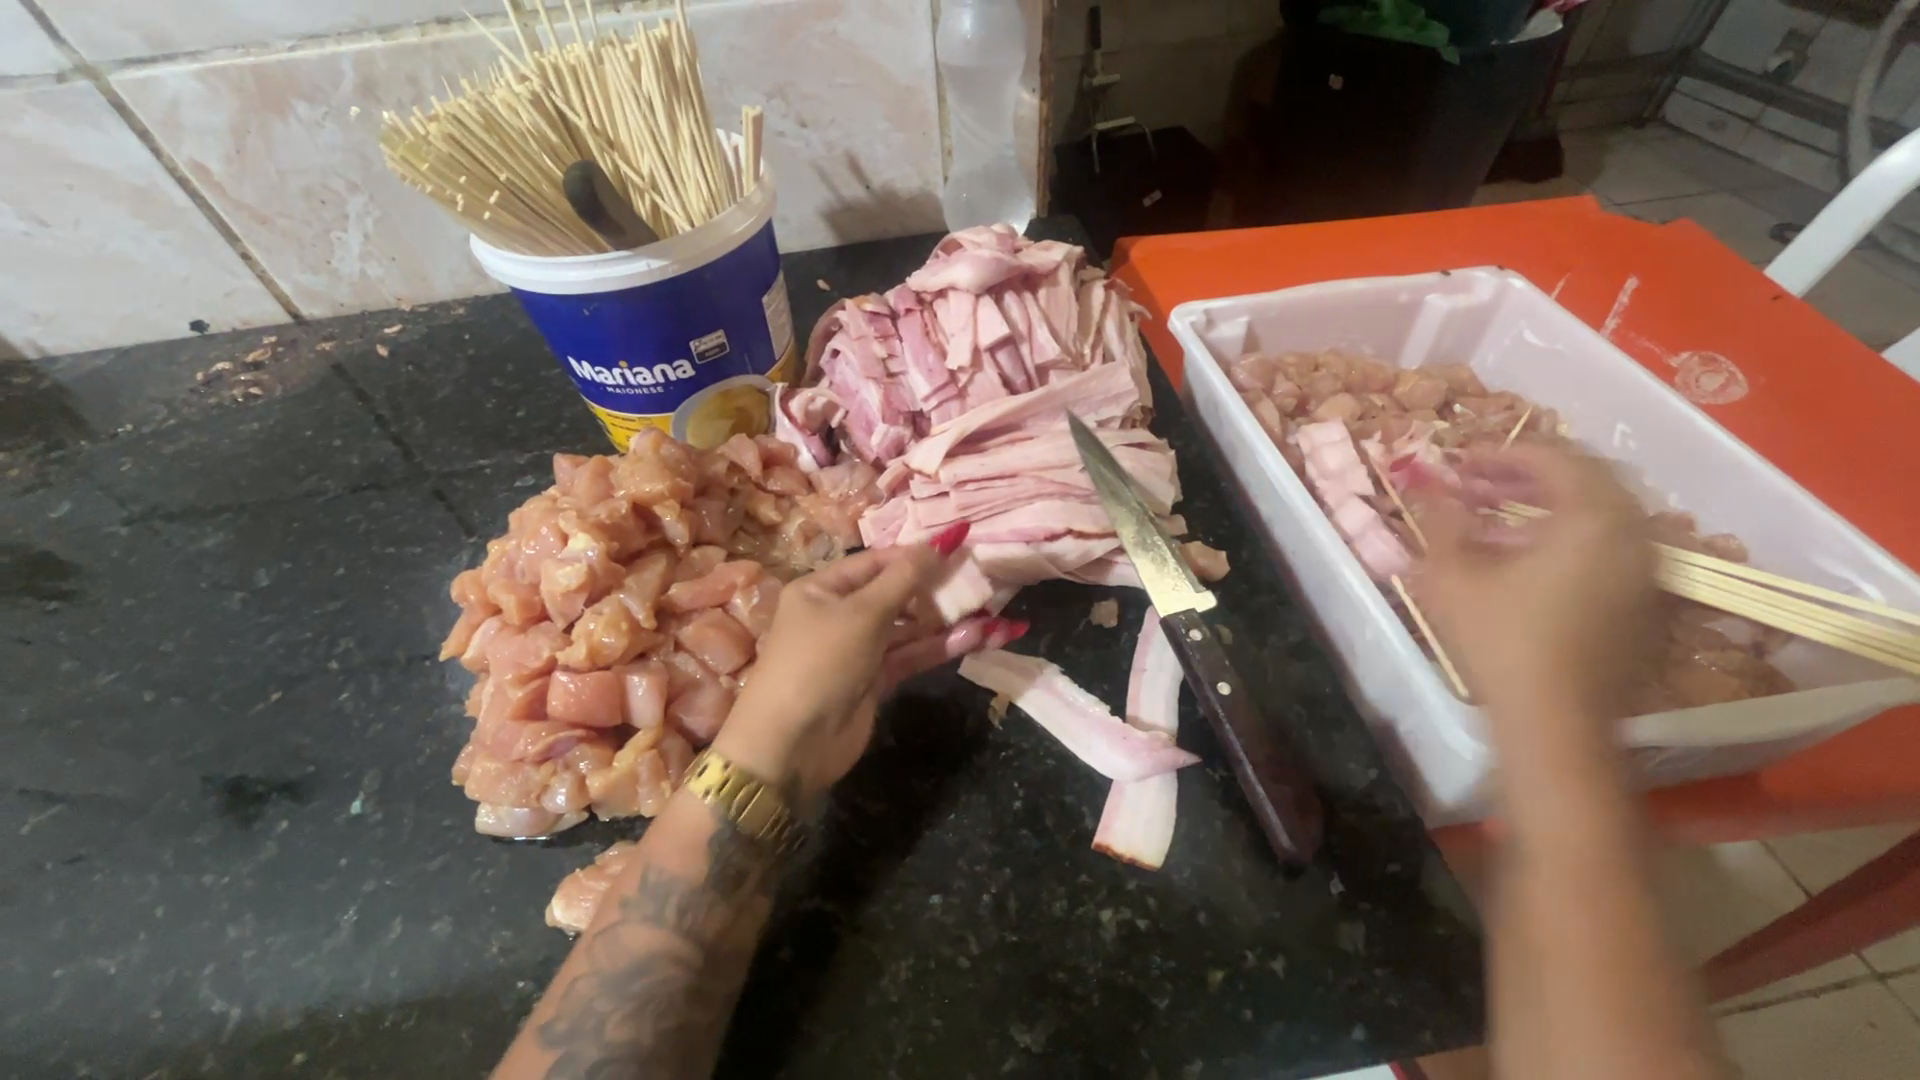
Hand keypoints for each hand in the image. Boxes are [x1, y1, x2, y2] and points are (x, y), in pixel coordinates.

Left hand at [713, 526, 1027, 800]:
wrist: (791, 743)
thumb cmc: (821, 661)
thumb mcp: (862, 613)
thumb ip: (905, 578)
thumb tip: (938, 542)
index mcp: (822, 588)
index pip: (877, 562)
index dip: (917, 555)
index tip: (960, 546)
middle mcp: (838, 615)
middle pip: (896, 593)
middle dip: (937, 588)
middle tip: (982, 579)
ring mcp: (858, 650)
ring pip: (909, 628)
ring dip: (947, 621)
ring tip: (994, 611)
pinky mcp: (875, 681)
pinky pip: (912, 656)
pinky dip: (941, 647)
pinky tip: (978, 637)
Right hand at [1413, 445, 1656, 729]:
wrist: (1556, 722)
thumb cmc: (1501, 642)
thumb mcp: (1453, 577)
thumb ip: (1444, 523)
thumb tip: (1436, 493)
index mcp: (1593, 518)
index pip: (1556, 458)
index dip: (1503, 452)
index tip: (1460, 460)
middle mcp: (1634, 535)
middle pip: (1586, 481)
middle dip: (1526, 475)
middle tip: (1476, 483)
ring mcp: (1646, 572)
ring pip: (1600, 516)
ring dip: (1547, 506)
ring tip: (1495, 518)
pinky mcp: (1644, 604)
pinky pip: (1608, 548)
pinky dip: (1567, 537)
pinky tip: (1526, 559)